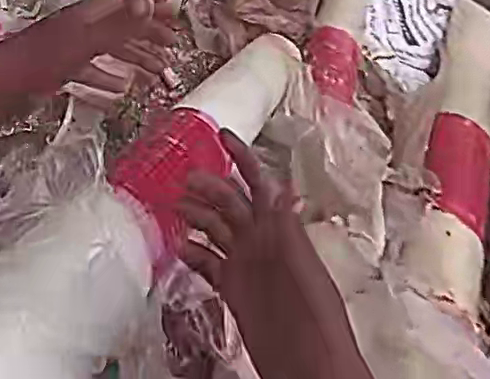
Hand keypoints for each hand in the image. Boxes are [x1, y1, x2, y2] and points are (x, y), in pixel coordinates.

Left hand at [45, 0, 176, 81]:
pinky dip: (110, 76)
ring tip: (159, 71)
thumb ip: (119, 23)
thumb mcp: (86, 40)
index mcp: (85, 13)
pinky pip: (92, 69)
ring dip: (135, 57)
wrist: (0, 86)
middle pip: (119, 22)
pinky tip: (123, 87)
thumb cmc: (43, 60)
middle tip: (174, 43)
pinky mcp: (60, 69)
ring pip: (109, 48)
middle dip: (148, 30)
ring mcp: (68, 47)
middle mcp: (79, 26)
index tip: (172, 2)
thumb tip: (149, 2)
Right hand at [180, 131, 370, 378]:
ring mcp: (247, 265)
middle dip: (207, 185)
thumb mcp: (304, 269)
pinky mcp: (234, 290)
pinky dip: (192, 252)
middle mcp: (261, 242)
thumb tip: (277, 187)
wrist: (313, 372)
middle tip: (184, 177)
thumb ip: (288, 229)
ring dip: (195, 214)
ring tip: (174, 207)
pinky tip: (179, 246)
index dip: (241, 156)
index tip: (222, 135)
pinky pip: (208, 263)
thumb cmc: (315, 322)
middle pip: (229, 201)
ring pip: (215, 227)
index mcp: (279, 231)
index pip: (258, 182)